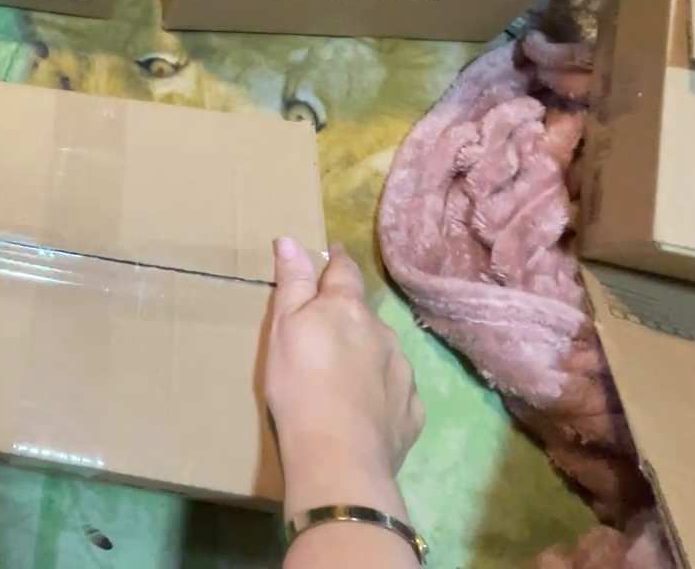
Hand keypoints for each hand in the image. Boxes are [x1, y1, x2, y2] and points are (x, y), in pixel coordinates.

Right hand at [264, 239, 423, 514]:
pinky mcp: (412, 411)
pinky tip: (364, 405)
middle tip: (325, 330)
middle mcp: (382, 332)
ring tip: (342, 373)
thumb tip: (291, 239)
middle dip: (347, 316)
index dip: (337, 259)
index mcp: (346, 308)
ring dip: (365, 351)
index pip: (344, 271)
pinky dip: (380, 388)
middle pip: (362, 314)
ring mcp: (402, 372)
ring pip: (382, 350)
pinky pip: (395, 389)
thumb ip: (291, 282)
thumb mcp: (282, 326)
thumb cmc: (297, 382)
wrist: (337, 455)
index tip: (334, 250)